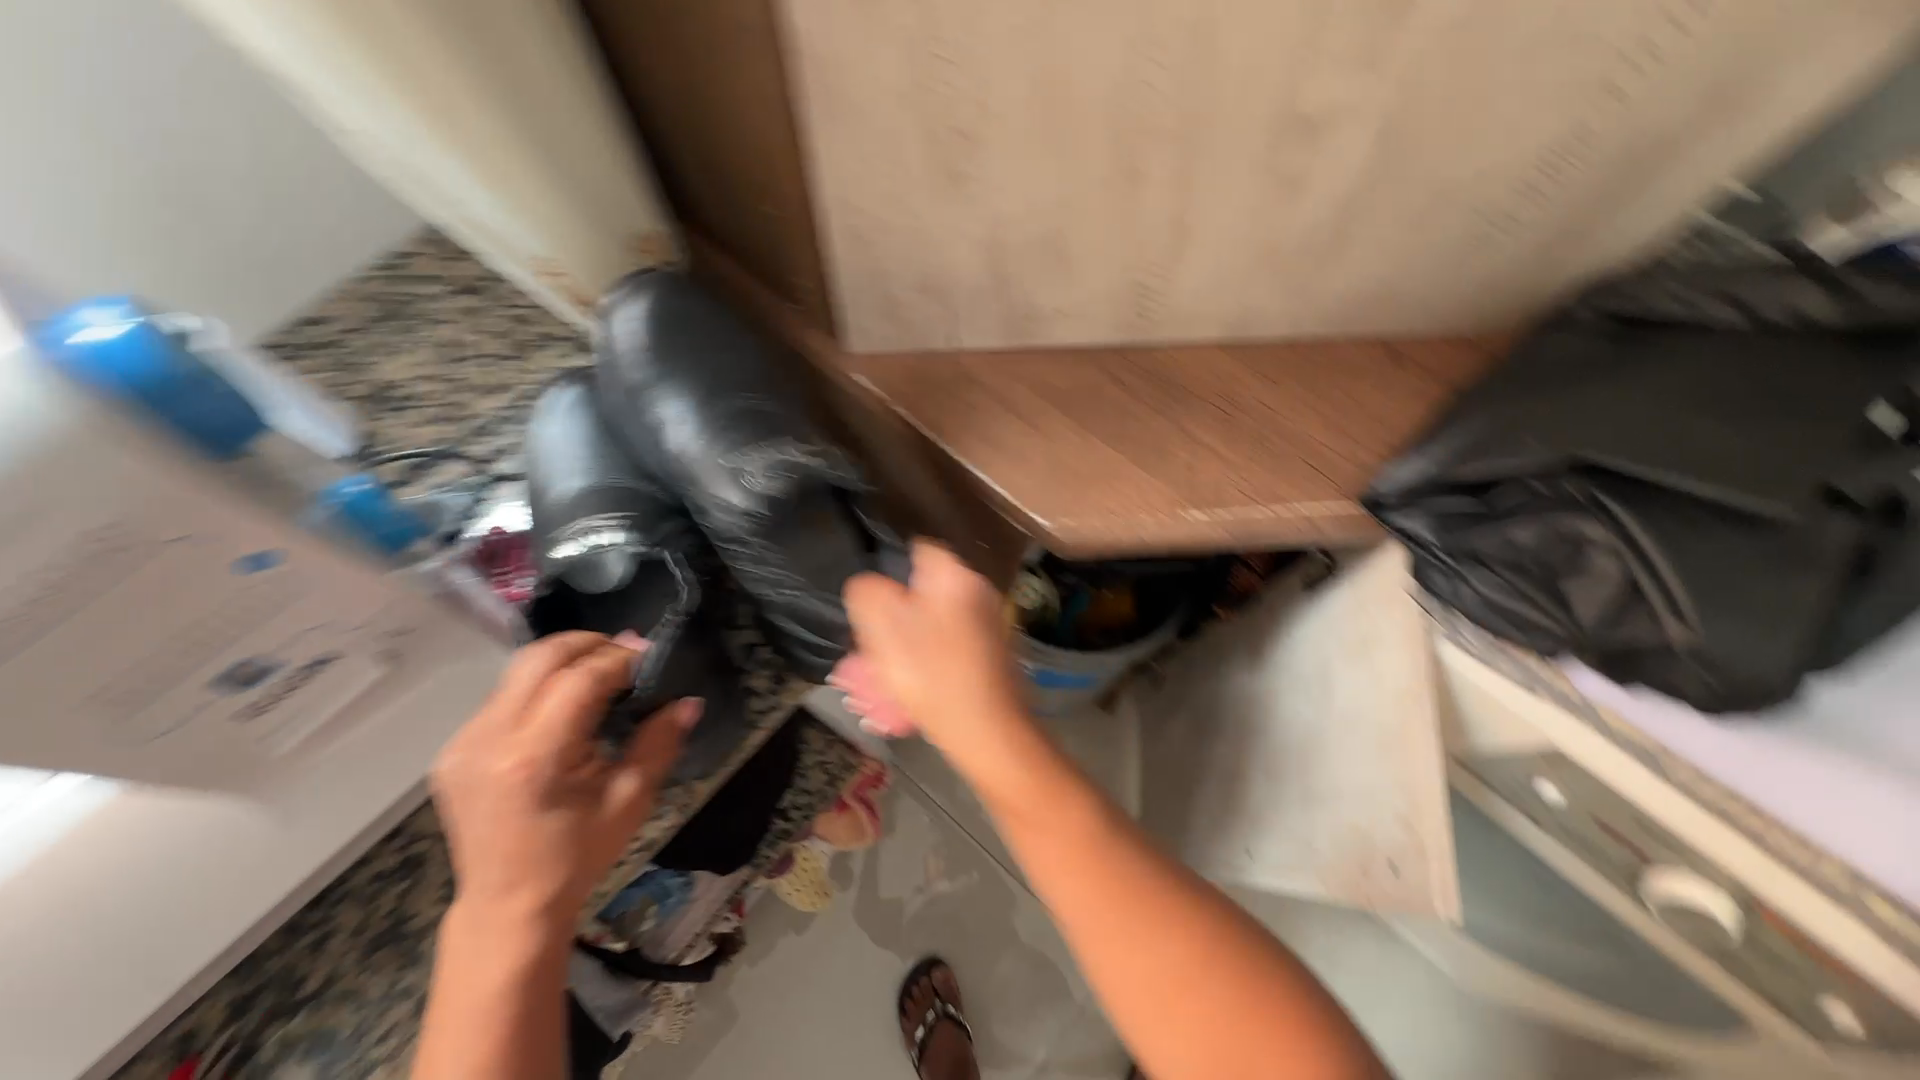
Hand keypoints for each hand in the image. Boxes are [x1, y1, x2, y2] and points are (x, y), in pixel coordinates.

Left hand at [430, 632, 700, 934]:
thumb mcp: (630, 800)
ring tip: (599, 672)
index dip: (618, 658)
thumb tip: (688, 702)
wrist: (508, 903)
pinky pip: (500, 699)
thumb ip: (659, 743)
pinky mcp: (452, 751)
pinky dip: (537, 689)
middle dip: (586, 644)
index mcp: (535, 757)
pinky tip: (562, 706)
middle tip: (625, 650)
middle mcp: (489, 739)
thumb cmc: (577, 855)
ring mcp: (462, 744)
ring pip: (515, 673)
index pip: (579, 679)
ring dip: (562, 663)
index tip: (650, 652)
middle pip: (538, 659)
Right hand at [835, 541, 1033, 777]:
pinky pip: (944, 655)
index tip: (869, 599)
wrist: (988, 732)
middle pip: (921, 597)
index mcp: (955, 578)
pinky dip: (922, 670)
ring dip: (900, 651)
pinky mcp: (990, 661)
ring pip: (930, 630)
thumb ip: (867, 593)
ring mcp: (988, 629)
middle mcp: (978, 594)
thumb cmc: (933, 675)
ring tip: (874, 682)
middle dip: (888, 623)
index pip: (917, 550)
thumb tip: (867, 585)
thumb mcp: (883, 627)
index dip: (888, 569)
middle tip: (866, 649)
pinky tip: (901, 699)